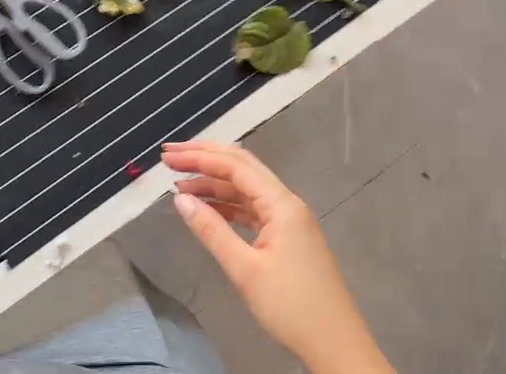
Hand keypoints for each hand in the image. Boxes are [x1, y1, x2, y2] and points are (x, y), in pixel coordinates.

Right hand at [164, 141, 393, 373]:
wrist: (338, 349)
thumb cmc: (293, 308)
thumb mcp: (245, 270)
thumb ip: (211, 230)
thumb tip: (180, 198)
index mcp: (281, 205)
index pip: (234, 166)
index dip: (198, 157)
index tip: (167, 156)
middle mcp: (286, 204)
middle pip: (241, 167)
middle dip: (204, 158)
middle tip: (170, 157)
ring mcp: (289, 220)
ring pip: (246, 188)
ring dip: (213, 182)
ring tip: (180, 185)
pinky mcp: (287, 237)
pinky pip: (252, 208)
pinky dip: (227, 204)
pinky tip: (206, 209)